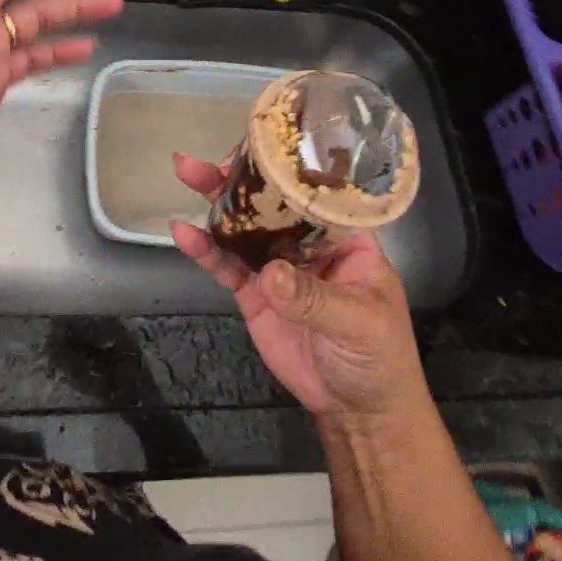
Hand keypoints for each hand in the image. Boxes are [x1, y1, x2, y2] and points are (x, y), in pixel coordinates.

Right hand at [171, 154, 425, 414]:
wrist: (358, 410)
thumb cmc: (378, 357)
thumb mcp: (359, 324)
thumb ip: (315, 300)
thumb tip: (270, 276)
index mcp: (343, 238)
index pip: (315, 192)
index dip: (285, 169)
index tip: (256, 151)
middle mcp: (308, 242)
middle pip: (271, 202)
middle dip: (239, 178)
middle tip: (205, 160)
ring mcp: (277, 265)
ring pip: (243, 226)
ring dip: (214, 201)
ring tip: (185, 173)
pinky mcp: (254, 293)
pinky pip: (227, 265)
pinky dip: (204, 249)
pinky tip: (182, 233)